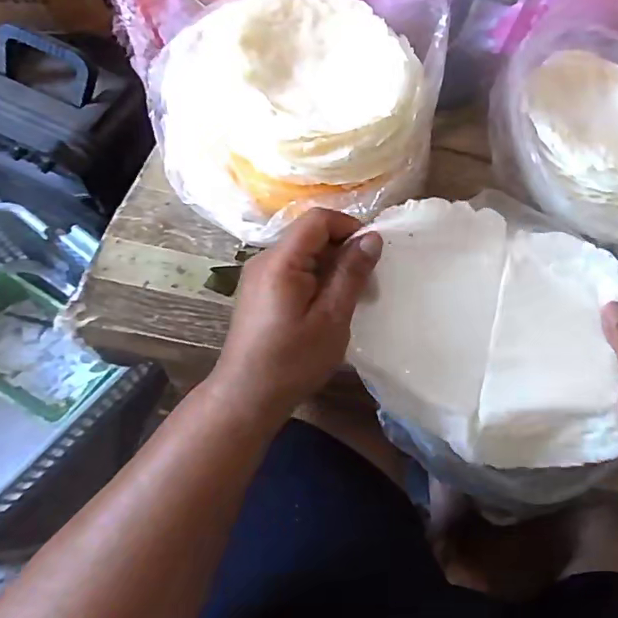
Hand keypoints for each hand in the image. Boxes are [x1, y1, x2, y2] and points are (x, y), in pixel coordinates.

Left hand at [208, 208, 380, 424]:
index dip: (349, 227)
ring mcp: (259, 275)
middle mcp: (265, 260)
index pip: (318, 219)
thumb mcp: (332, 317)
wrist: (245, 398)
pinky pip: (295, 268)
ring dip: (333, 265)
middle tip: (366, 281)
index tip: (371, 254)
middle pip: (311, 233)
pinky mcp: (260, 290)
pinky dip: (318, 277)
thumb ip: (351, 273)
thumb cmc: (293, 361)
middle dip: (344, 248)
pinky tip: (328, 307)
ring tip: (349, 297)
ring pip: (305, 251)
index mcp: (281, 262)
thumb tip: (372, 237)